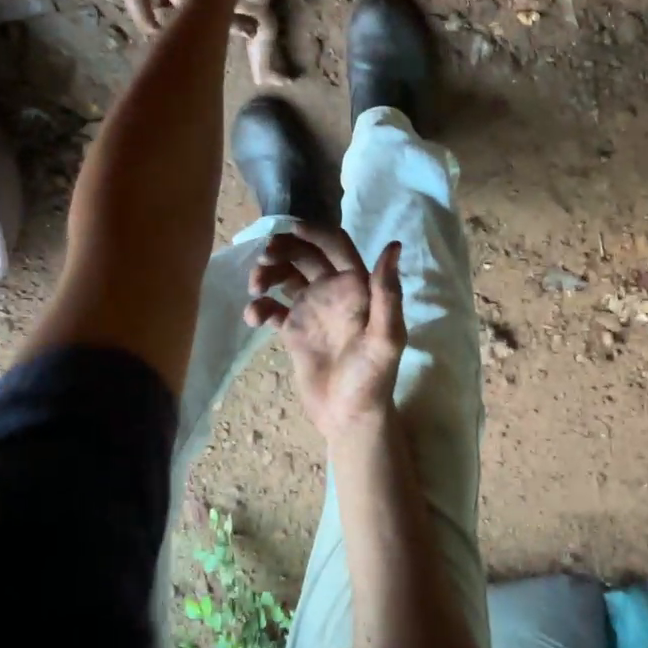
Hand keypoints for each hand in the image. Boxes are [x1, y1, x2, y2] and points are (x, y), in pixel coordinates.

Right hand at [245, 228, 404, 439]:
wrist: (349, 417)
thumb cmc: (372, 378)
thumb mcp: (386, 336)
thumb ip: (387, 292)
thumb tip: (394, 245)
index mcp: (358, 286)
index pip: (336, 246)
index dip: (314, 232)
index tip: (289, 229)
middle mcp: (334, 292)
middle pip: (305, 255)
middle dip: (284, 249)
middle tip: (264, 256)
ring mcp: (313, 310)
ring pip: (286, 276)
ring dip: (268, 273)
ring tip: (255, 286)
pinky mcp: (294, 330)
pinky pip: (273, 308)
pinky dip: (259, 306)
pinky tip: (253, 317)